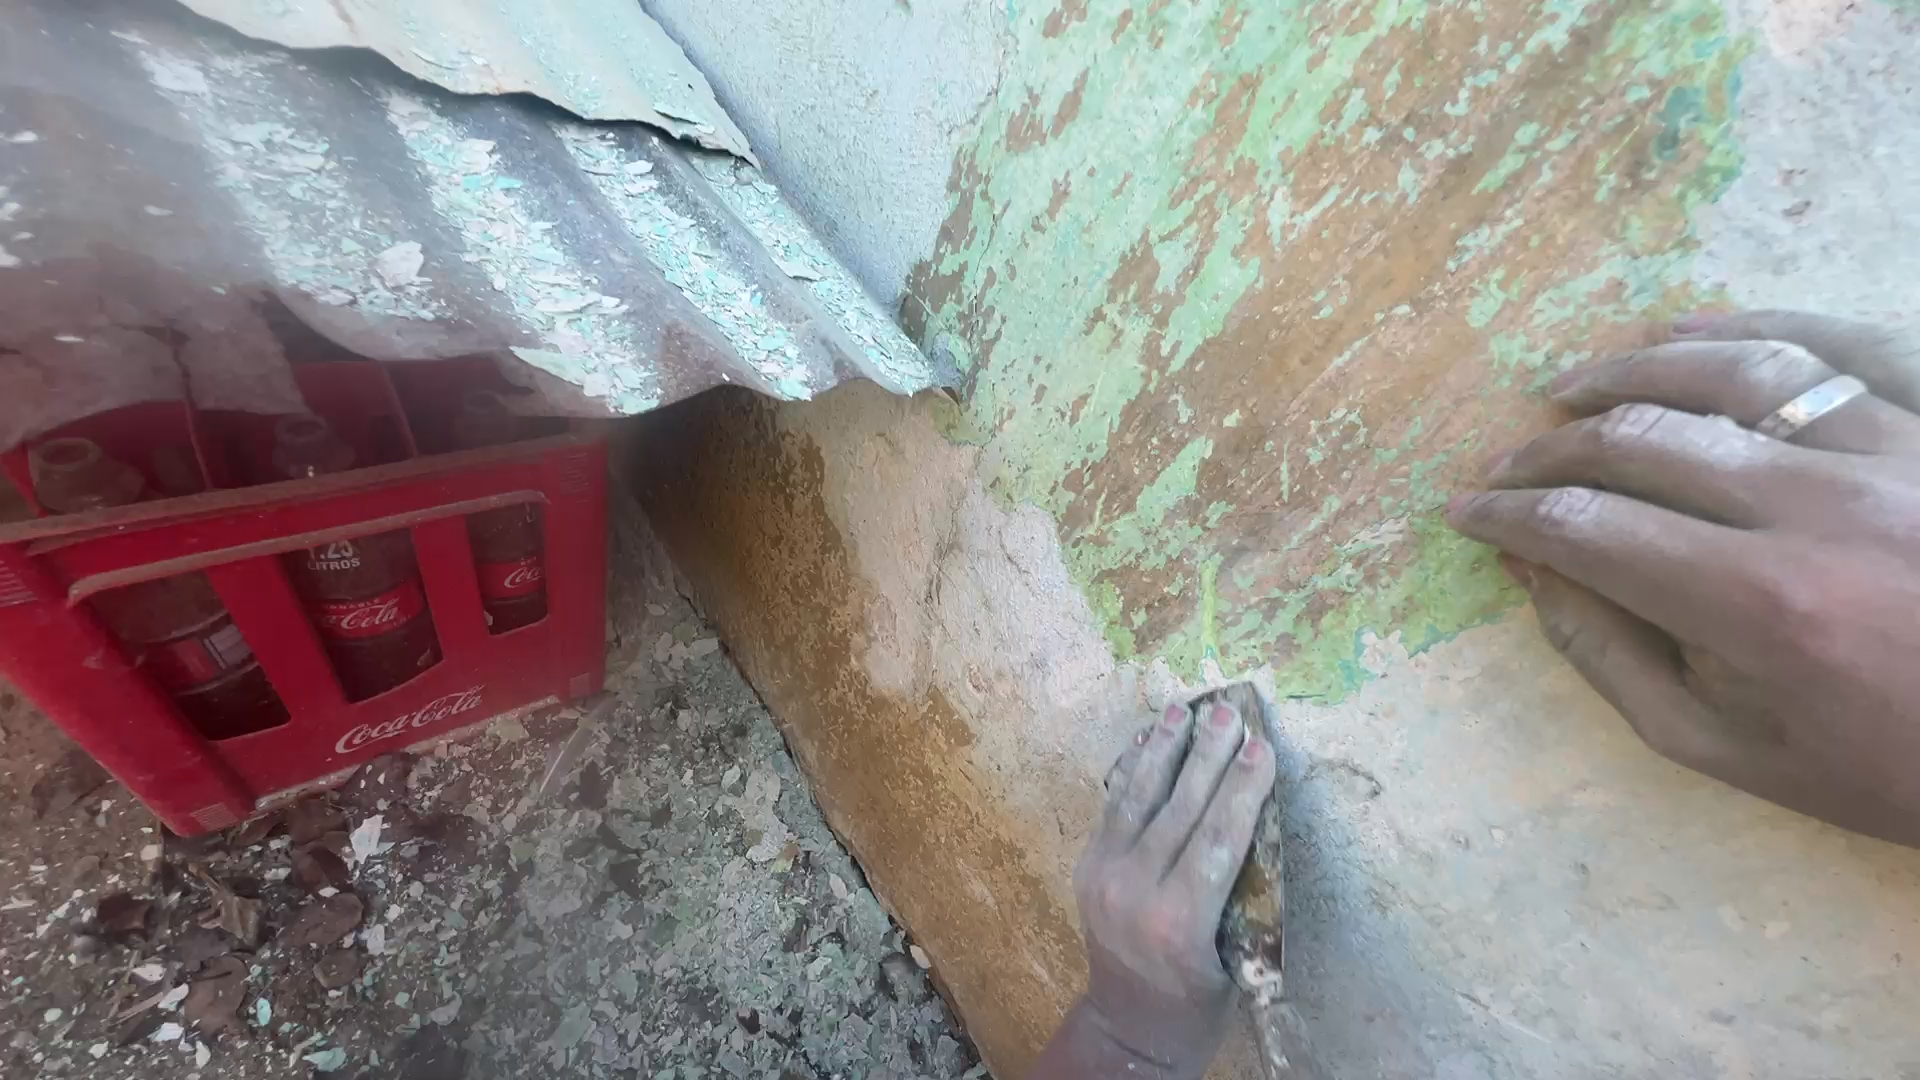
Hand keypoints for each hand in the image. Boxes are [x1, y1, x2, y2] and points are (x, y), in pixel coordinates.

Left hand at [1032, 700, 1275, 1078]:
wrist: (1126, 1025)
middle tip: (1227, 711)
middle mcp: (1134, 890)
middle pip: (1178, 808)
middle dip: (1207, 755)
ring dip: (1163, 749)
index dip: (1241, 789)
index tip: (1261, 747)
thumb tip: (1254, 817)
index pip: (1217, 839)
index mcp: (1179, 923)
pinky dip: (1132, 770)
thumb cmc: (1198, 1003)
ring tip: (1182, 709)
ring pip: (1139, 796)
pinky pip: (1113, 806)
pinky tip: (1146, 740)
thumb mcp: (1236, 961)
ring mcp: (1103, 872)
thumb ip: (1240, 893)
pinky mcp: (1087, 862)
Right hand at [1447, 310, 1919, 845]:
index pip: (1579, 527)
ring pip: (1735, 374)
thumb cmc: (1880, 761)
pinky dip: (1756, 327)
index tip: (1464, 513)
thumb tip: (1526, 567)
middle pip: (1635, 442)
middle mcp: (1828, 511)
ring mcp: (1910, 454)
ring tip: (1568, 388)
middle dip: (1542, 454)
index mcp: (1757, 603)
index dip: (1504, 515)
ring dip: (1626, 375)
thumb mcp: (1709, 739)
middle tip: (1503, 469)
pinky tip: (1684, 330)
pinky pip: (1857, 344)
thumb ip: (1601, 650)